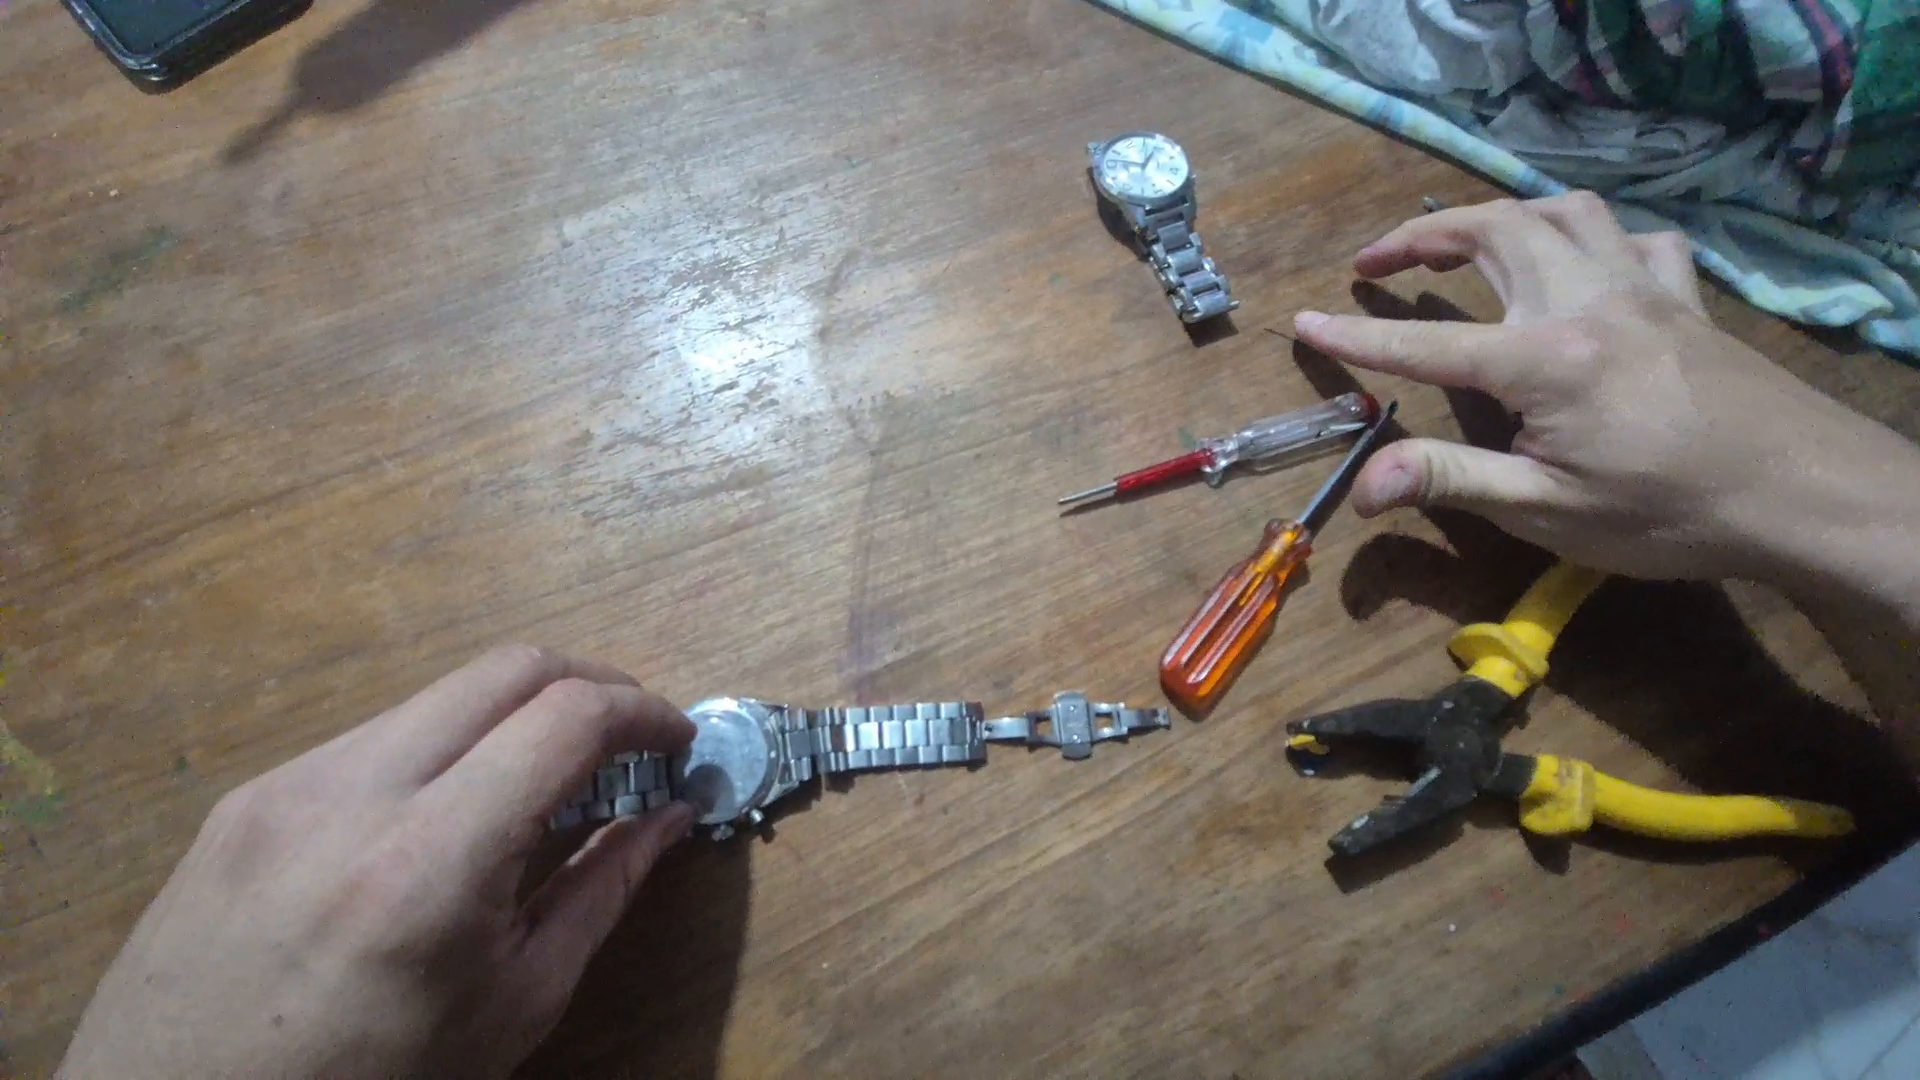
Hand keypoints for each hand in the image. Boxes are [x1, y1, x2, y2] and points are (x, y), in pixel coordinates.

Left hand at [59, 646, 697, 1078]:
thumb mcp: (520, 997)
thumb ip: (608, 885)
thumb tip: (675, 813)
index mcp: (429, 864)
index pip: (567, 719)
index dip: (644, 712)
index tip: (678, 739)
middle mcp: (351, 796)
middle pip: (512, 668)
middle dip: (597, 683)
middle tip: (634, 733)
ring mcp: (287, 785)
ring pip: (452, 691)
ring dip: (528, 709)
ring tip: (557, 769)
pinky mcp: (253, 794)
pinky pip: (391, 729)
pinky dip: (462, 739)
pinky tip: (466, 801)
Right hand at [1293, 192, 1919, 588]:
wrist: (1814, 500)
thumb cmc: (1667, 513)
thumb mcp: (1544, 508)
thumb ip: (1448, 480)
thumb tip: (1361, 489)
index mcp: (1545, 358)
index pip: (1424, 343)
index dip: (1355, 335)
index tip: (1302, 320)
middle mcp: (1588, 303)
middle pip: (1497, 233)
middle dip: (1422, 237)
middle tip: (1372, 261)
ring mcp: (1643, 292)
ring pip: (1564, 214)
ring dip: (1496, 218)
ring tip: (1456, 245)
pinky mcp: (1683, 303)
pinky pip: (1631, 240)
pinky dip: (1585, 237)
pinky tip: (1571, 266)